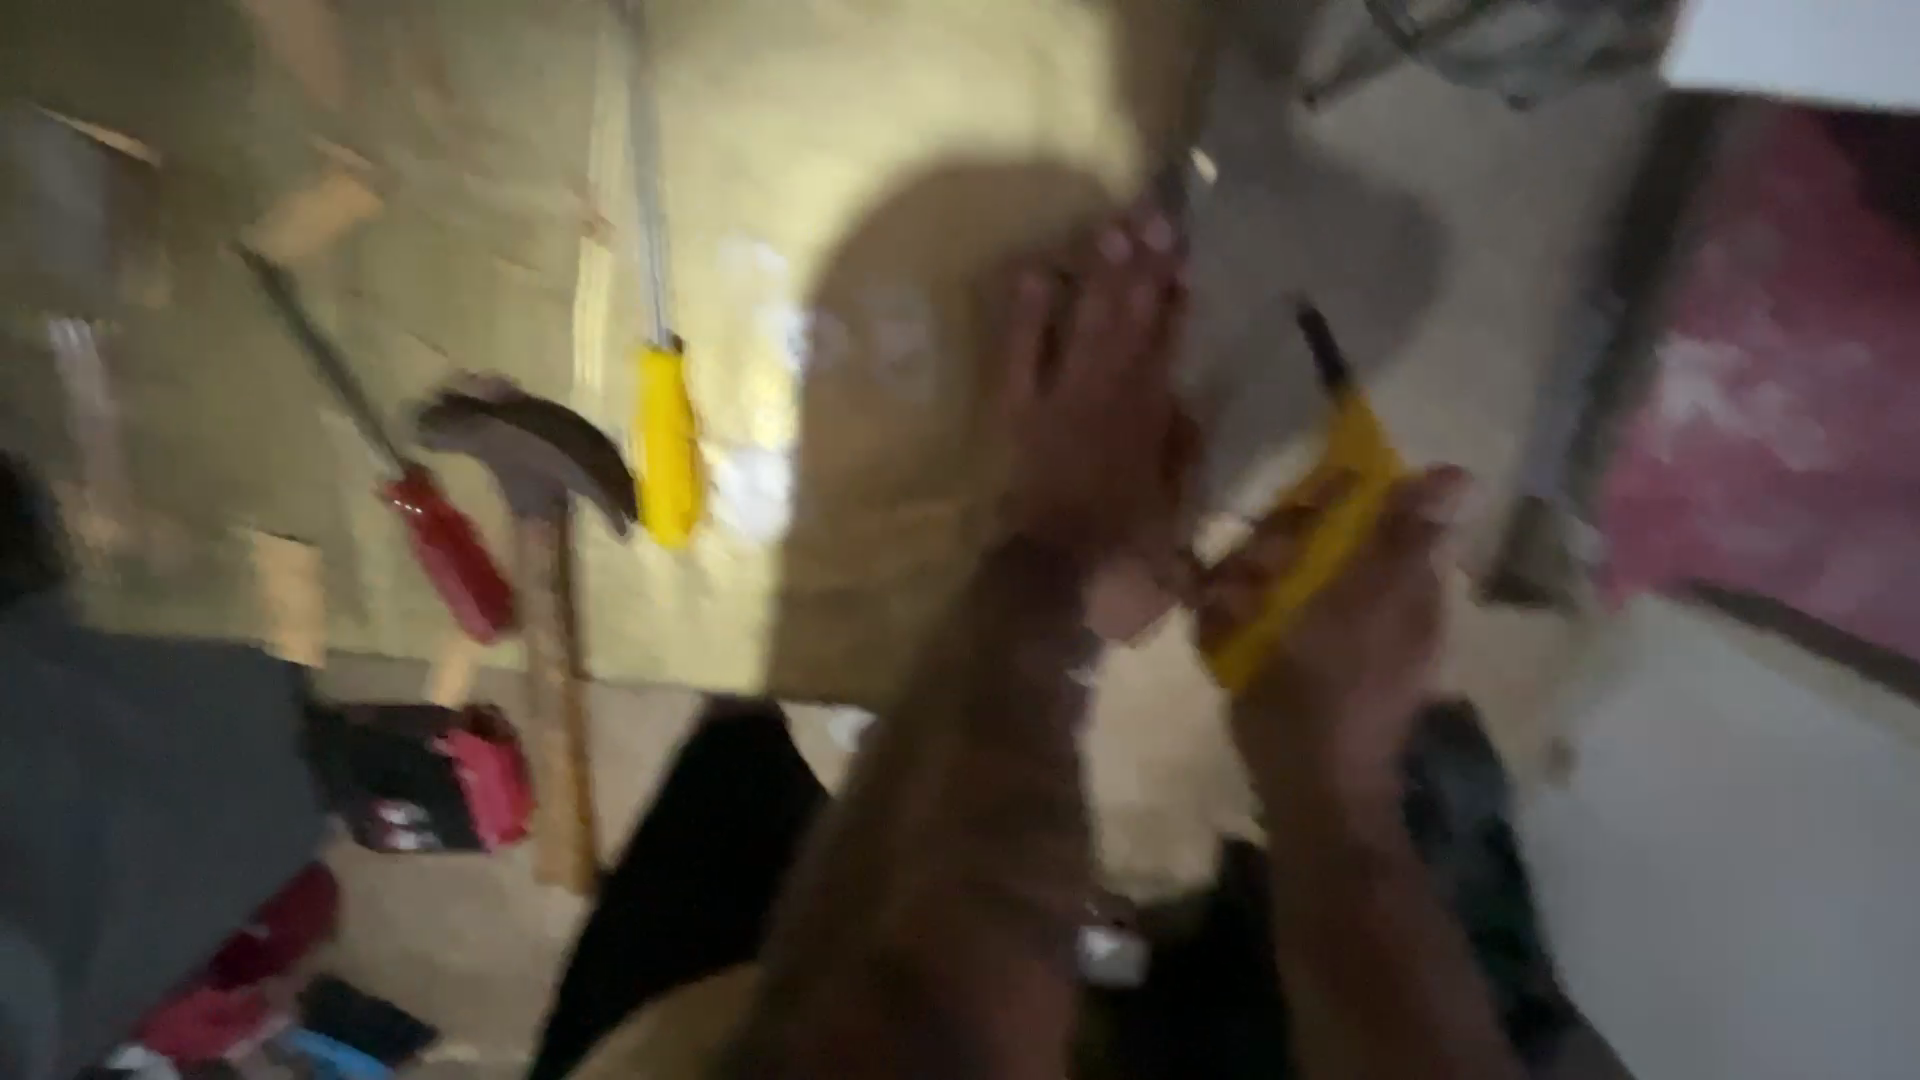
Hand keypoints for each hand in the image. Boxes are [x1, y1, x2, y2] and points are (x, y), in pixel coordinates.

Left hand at [1001, 207, 1190, 564]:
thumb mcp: (1167, 493)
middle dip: (1143, 268)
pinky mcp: (1019, 405)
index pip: (1167, 344)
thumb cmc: (1112, 530)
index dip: (1176, 299)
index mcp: (1149, 415)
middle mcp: (1110, 395)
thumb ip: (1179, 444)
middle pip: (1130, 321)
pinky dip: (1028, 314)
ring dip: (1099, 278)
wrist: (1051, 556)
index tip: (1183, 255)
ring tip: (1112, 229)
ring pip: (1086, 326)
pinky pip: (1022, 353)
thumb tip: (1185, 398)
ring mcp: (1061, 395)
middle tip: (1154, 216)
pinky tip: (1035, 272)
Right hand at [1197, 466, 1470, 803]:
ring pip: (1254, 569)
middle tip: (1255, 583)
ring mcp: (1302, 619)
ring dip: (1234, 586)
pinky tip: (1221, 632)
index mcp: (1391, 577)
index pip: (1355, 505)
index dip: (1319, 501)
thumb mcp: (1374, 606)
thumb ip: (1401, 542)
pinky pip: (1231, 606)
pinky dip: (1220, 617)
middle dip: (1264, 553)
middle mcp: (1347, 590)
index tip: (1293, 522)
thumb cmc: (1344, 688)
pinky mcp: (1265, 642)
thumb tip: (1460, 473)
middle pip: (1293, 535)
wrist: (1303, 773)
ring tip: (1232, 616)